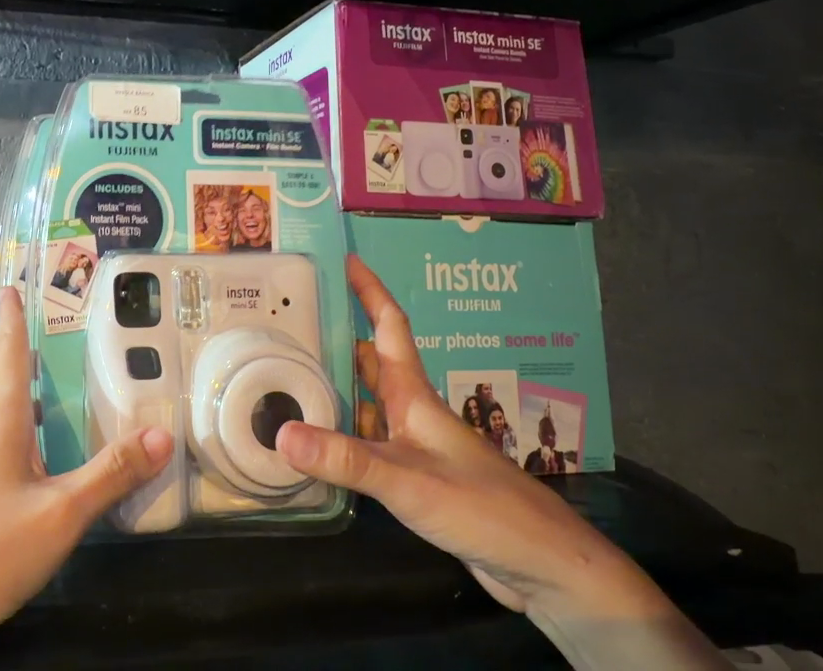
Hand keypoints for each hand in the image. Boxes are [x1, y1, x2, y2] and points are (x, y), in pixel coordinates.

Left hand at [0, 286, 173, 670]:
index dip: (12, 316)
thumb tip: (162, 432)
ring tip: (53, 398)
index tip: (13, 284)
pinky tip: (30, 462)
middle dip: (16, 354)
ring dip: (12, 394)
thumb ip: (110, 475)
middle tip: (57, 346)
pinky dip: (6, 431)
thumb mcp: (59, 517)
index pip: (5, 350)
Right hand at [276, 257, 727, 668]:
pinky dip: (342, 434)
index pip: (389, 327)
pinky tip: (317, 444)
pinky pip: (369, 442)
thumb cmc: (482, 508)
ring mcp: (417, 447)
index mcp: (414, 397)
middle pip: (373, 362)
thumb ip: (345, 459)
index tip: (345, 259)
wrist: (542, 564)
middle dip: (339, 335)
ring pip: (369, 402)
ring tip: (290, 372)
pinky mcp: (417, 479)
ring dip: (337, 385)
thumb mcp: (408, 481)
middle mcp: (413, 413)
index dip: (369, 290)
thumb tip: (280, 433)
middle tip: (293, 319)